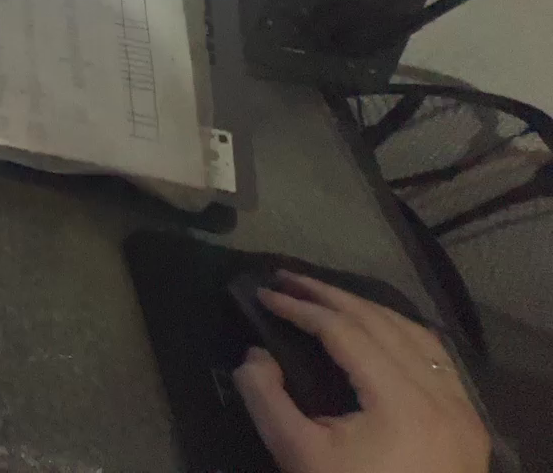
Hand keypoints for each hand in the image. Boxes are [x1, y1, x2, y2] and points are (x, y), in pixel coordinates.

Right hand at [233, 271, 488, 472]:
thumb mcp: (293, 448)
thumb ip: (263, 392)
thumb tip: (257, 354)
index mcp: (402, 404)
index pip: (344, 331)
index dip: (298, 306)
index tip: (260, 293)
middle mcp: (441, 399)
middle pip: (381, 323)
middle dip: (328, 294)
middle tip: (284, 277)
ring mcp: (462, 412)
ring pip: (415, 334)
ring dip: (364, 306)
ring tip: (323, 295)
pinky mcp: (467, 424)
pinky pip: (436, 358)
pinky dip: (397, 329)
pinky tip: (371, 327)